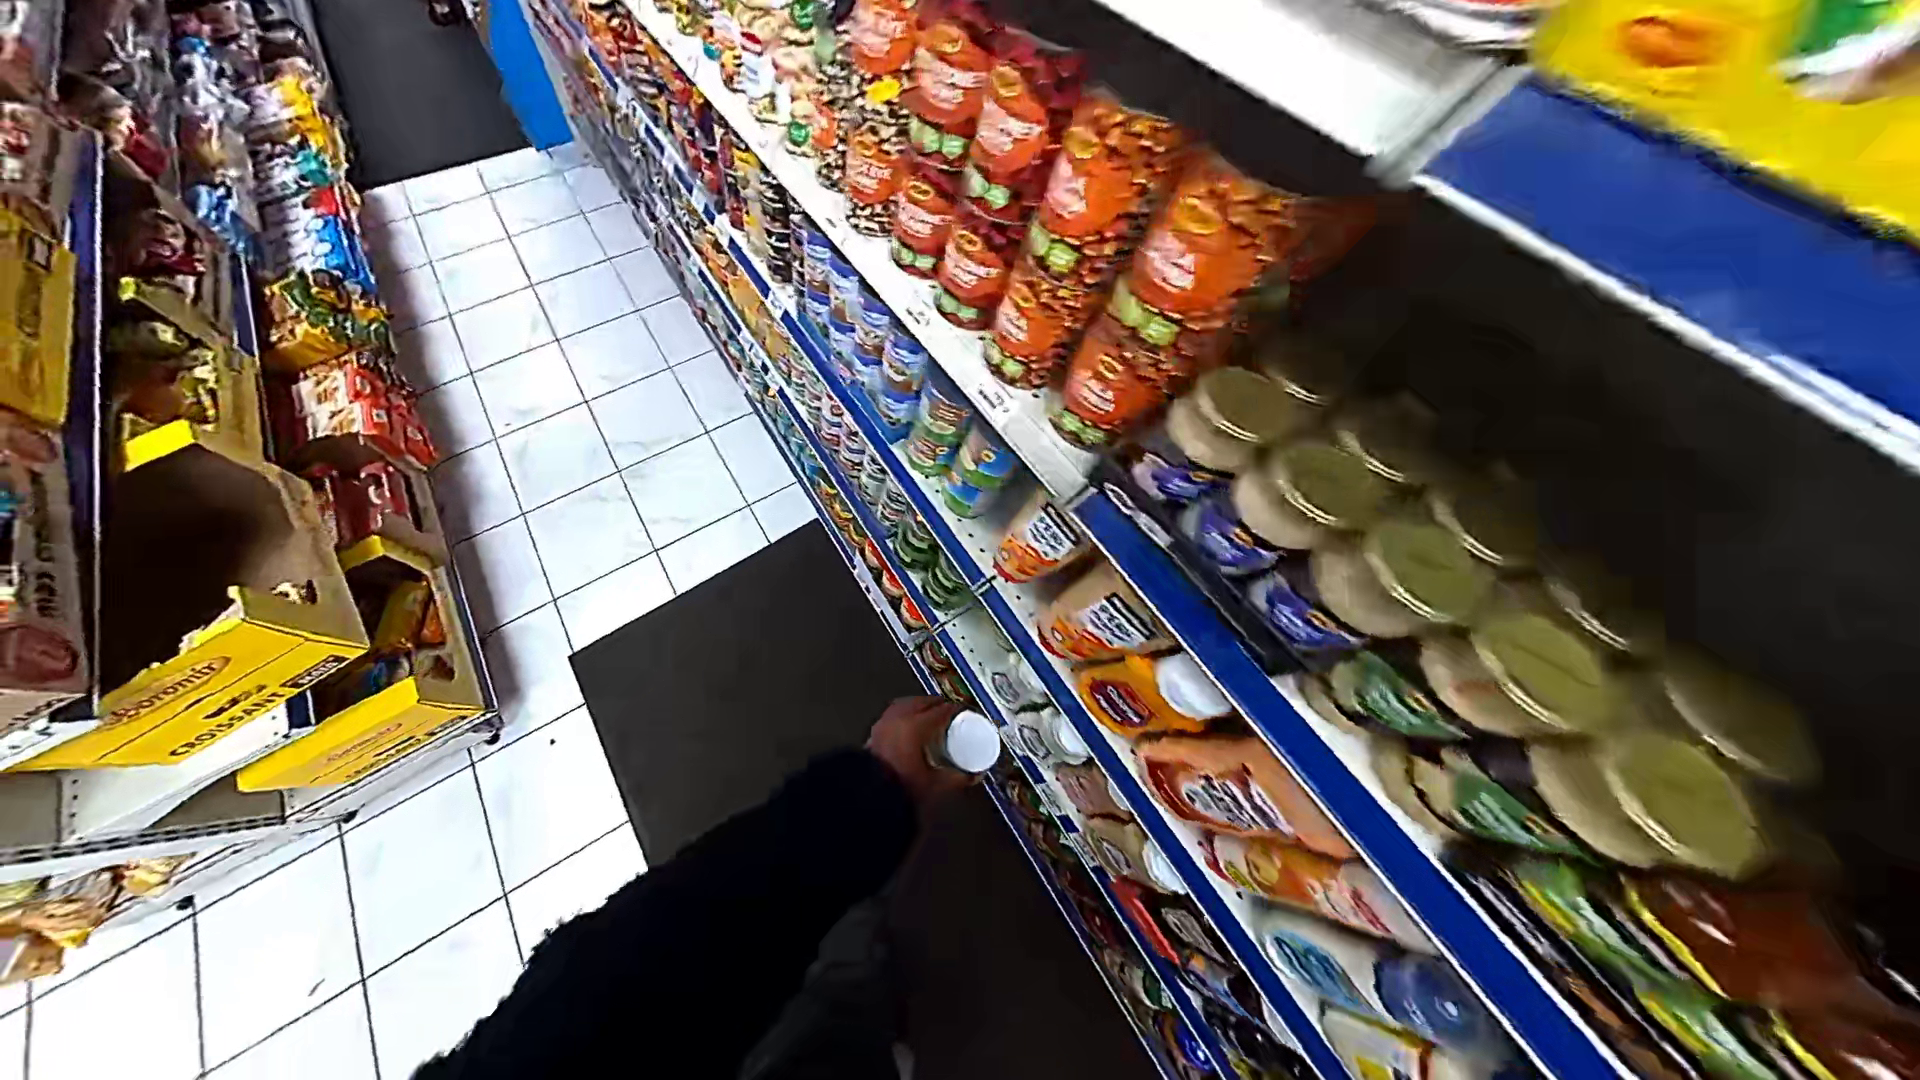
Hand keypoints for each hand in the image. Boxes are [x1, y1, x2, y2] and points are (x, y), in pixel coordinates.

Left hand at [865, 696, 974, 804]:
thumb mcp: (936, 785)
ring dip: (918, 707)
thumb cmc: (901, 788)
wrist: (868, 800)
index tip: (964, 712)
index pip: (941, 710)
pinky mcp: (873, 734)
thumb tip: (973, 775)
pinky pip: (893, 716)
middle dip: (937, 705)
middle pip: (923, 702)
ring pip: (905, 705)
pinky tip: (908, 728)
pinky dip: (904, 717)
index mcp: (916, 726)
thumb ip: (958, 779)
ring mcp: (883, 725)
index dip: (956, 709)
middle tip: (949, 712)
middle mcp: (898, 719)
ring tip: (928, 715)